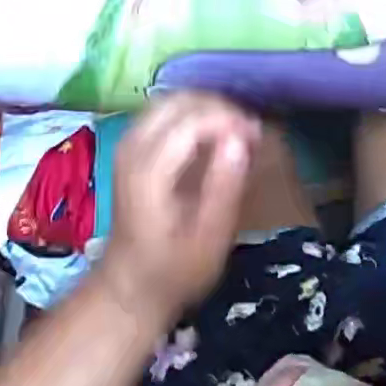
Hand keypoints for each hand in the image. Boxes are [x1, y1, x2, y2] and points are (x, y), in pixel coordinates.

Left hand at [98, 91, 258, 323]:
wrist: (130, 284)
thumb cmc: (174, 270)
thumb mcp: (209, 239)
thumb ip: (225, 187)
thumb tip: (241, 139)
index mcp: (148, 169)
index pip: (192, 120)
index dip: (228, 119)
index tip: (258, 137)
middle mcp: (133, 145)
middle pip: (179, 100)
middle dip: (219, 108)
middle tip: (250, 134)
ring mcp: (128, 141)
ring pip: (171, 100)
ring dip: (207, 108)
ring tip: (237, 134)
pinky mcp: (132, 144)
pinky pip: (164, 111)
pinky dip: (193, 114)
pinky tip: (214, 137)